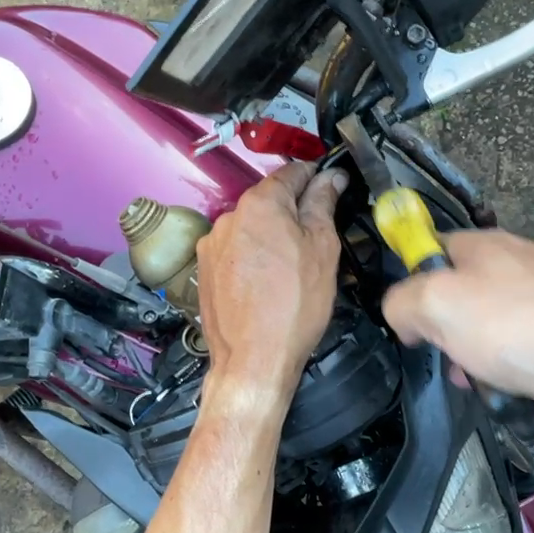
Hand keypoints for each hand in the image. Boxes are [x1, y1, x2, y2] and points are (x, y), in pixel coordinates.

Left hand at [195, 162, 347, 396]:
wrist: (253, 360)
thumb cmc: (293, 309)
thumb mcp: (322, 249)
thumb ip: (323, 205)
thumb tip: (329, 179)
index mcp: (260, 205)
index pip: (290, 172)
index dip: (314, 176)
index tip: (329, 184)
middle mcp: (229, 218)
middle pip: (268, 202)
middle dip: (292, 213)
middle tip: (316, 239)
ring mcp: (212, 246)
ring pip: (250, 229)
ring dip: (270, 238)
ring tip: (291, 270)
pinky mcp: (205, 271)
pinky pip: (235, 253)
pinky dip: (252, 259)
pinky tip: (267, 284)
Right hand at [381, 230, 533, 419]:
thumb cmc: (516, 324)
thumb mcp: (437, 305)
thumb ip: (402, 303)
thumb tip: (400, 314)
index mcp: (479, 245)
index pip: (427, 250)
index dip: (407, 283)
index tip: (404, 321)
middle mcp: (512, 262)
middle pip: (457, 292)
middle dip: (441, 329)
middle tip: (440, 358)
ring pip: (488, 324)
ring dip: (472, 354)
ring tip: (472, 381)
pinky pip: (519, 345)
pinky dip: (506, 367)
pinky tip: (506, 388)